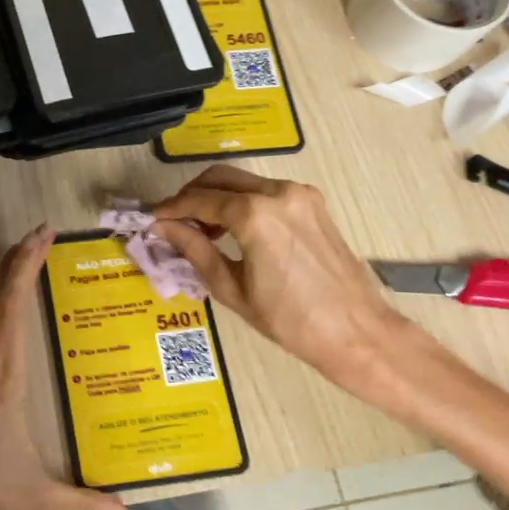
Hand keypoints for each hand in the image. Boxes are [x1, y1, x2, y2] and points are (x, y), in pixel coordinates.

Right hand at [150, 166, 408, 383]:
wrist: (355, 331)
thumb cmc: (289, 320)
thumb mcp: (232, 289)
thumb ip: (196, 250)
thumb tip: (165, 228)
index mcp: (255, 215)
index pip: (200, 200)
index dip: (172, 208)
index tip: (153, 219)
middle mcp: (278, 193)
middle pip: (220, 178)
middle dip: (191, 194)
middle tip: (173, 219)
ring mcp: (299, 195)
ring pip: (243, 181)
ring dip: (216, 196)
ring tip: (200, 227)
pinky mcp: (313, 203)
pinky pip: (265, 191)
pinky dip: (242, 200)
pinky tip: (233, 228)